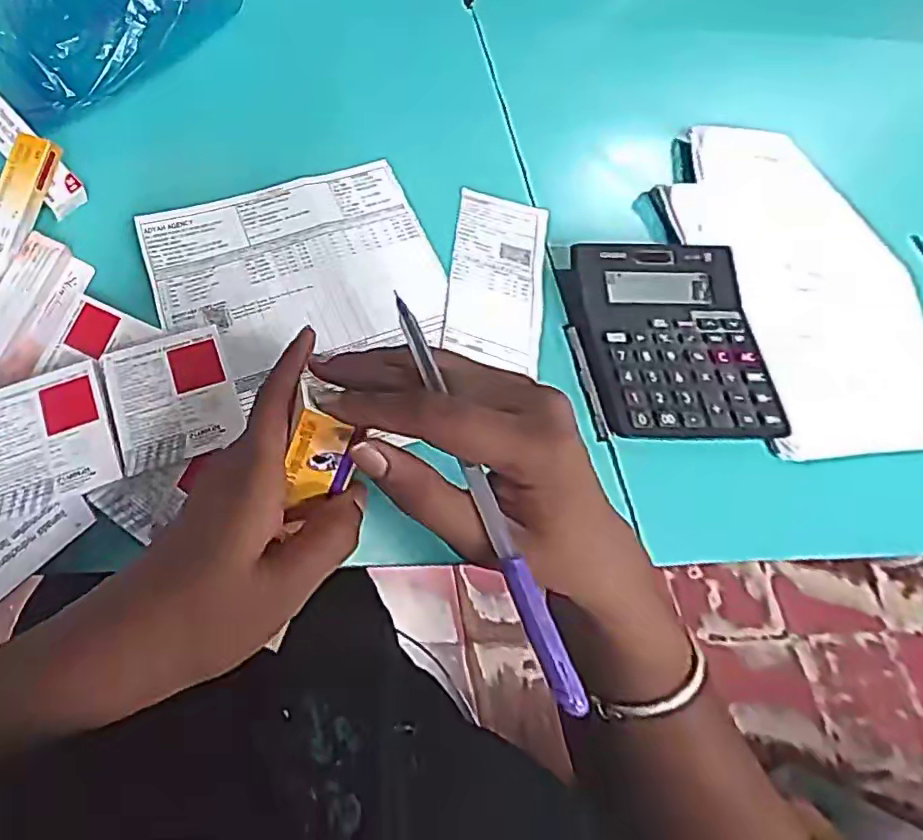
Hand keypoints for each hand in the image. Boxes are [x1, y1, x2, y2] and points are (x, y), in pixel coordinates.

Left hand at [43, 327, 365, 722]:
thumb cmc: (209, 613)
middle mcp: (233, 471)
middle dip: (323, 427)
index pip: (275, 402)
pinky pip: (263, 486)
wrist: (135, 637)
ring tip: (349, 489)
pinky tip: (311, 524)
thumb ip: (331, 537)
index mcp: (252, 474)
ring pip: (275, 461)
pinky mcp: (215, 513)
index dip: (294, 365)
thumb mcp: (287, 584)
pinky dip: (292, 491)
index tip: (310, 335)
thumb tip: (354, 498)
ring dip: (310, 465)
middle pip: (283, 430)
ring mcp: (221, 491)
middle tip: (369, 443)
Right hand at [308, 347, 647, 609]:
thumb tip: (363, 451)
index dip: (377, 406)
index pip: (438, 412)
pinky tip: (377, 376)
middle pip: (436, 372)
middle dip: (371, 369)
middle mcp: (534, 403)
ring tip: (339, 368)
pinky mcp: (516, 392)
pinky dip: (408, 371)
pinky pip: (452, 371)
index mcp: (533, 443)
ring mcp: (528, 391)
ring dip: (385, 364)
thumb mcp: (481, 539)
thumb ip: (421, 494)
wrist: (600, 557)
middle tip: (323, 370)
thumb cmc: (549, 558)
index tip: (332, 404)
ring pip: (440, 363)